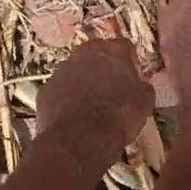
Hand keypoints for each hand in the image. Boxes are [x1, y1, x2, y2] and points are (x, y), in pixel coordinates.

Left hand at [36, 38, 154, 166]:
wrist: (79, 142)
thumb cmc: (119, 115)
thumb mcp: (145, 99)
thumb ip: (142, 84)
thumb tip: (138, 84)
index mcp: (110, 49)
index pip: (124, 48)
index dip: (130, 64)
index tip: (134, 80)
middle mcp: (83, 53)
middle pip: (97, 57)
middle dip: (104, 70)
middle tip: (113, 92)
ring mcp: (60, 72)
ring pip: (76, 74)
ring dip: (84, 85)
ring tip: (93, 108)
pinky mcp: (45, 92)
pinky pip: (61, 93)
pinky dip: (68, 101)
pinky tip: (76, 118)